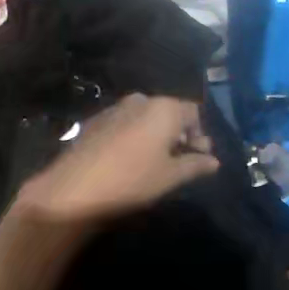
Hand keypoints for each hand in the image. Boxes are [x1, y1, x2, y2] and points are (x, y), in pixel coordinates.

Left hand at [15, 94, 218, 226]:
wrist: (74, 189)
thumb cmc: (133, 179)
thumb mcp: (171, 176)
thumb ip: (196, 165)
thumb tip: (214, 161)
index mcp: (164, 108)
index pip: (193, 113)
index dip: (200, 135)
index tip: (199, 158)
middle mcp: (141, 100)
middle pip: (169, 113)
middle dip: (179, 135)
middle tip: (180, 161)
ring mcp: (115, 109)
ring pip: (146, 118)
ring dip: (156, 136)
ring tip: (155, 162)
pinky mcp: (95, 122)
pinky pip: (126, 124)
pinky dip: (135, 138)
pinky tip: (130, 161)